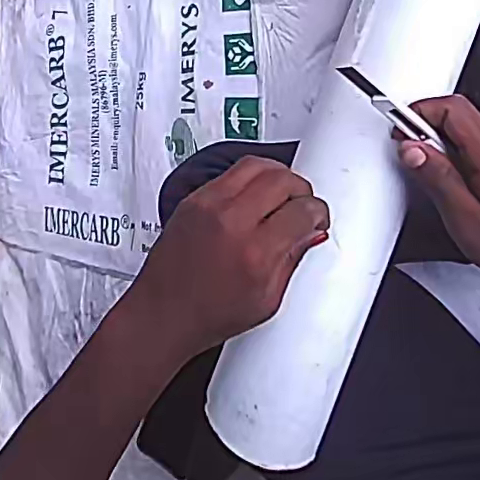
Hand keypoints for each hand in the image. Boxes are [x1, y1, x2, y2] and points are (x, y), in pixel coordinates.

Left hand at [121, 156, 330, 365]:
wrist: (161, 312)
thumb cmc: (206, 314)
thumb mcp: (266, 300)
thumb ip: (292, 260)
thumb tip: (310, 232)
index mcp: (254, 252)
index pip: (302, 211)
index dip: (318, 213)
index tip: (316, 219)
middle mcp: (230, 221)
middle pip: (282, 179)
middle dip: (301, 190)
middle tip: (302, 205)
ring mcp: (207, 205)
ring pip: (256, 165)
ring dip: (277, 175)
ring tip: (281, 194)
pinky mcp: (192, 199)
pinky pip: (230, 173)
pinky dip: (249, 178)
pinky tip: (254, 196)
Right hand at [397, 96, 479, 298]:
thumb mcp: (466, 219)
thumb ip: (436, 178)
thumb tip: (411, 150)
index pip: (451, 108)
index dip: (417, 113)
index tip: (400, 133)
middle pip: (456, 114)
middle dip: (424, 129)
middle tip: (409, 155)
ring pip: (465, 129)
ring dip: (439, 144)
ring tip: (429, 175)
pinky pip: (477, 144)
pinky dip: (455, 155)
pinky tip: (451, 183)